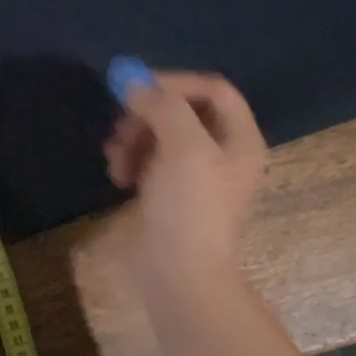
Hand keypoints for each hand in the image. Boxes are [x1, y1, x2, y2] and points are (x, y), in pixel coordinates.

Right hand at [103, 70, 266, 288]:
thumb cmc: (189, 208)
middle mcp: (221, 154)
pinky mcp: (167, 196)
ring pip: (159, 136)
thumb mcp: (183, 147)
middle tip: (121, 130)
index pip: (211, 90)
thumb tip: (133, 82)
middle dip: (147, 116)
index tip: (134, 91)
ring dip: (133, 139)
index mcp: (239, 139)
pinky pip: (147, 162)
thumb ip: (162, 107)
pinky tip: (119, 177)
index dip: (174, 83)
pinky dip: (130, 161)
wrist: (177, 272)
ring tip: (116, 161)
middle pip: (181, 111)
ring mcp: (193, 177)